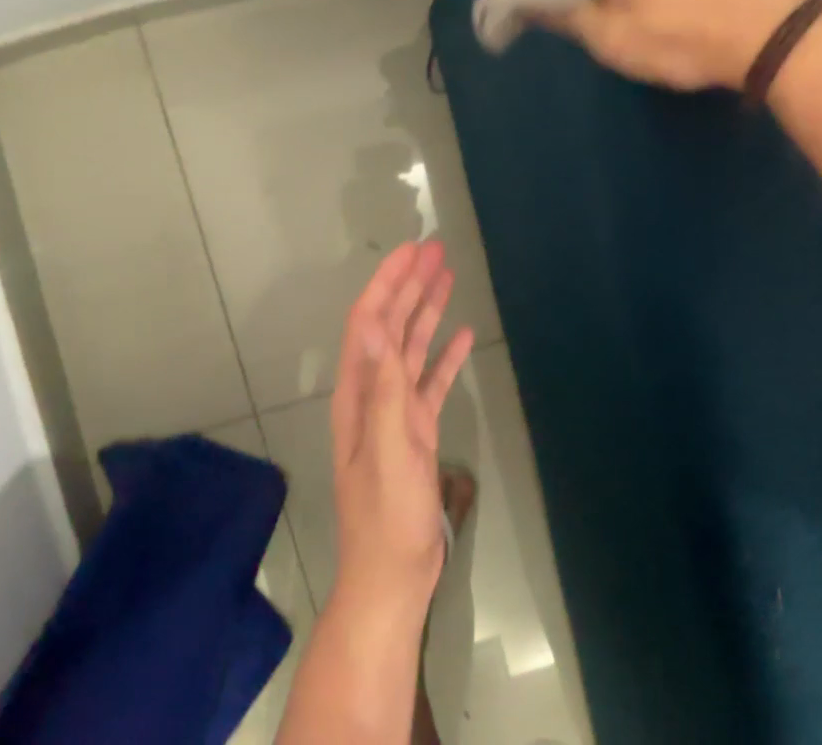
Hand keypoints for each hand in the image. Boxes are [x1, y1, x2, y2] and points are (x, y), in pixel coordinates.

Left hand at [329, 241, 475, 601]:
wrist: (393, 570)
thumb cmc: (386, 513)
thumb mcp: (386, 446)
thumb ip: (381, 385)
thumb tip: (370, 321)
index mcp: (359, 392)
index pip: (369, 322)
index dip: (387, 283)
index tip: (412, 251)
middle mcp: (374, 394)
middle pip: (390, 327)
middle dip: (409, 286)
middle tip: (435, 250)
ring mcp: (397, 413)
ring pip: (412, 349)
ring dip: (427, 312)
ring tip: (448, 276)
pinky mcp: (418, 432)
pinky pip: (432, 383)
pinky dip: (445, 356)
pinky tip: (462, 336)